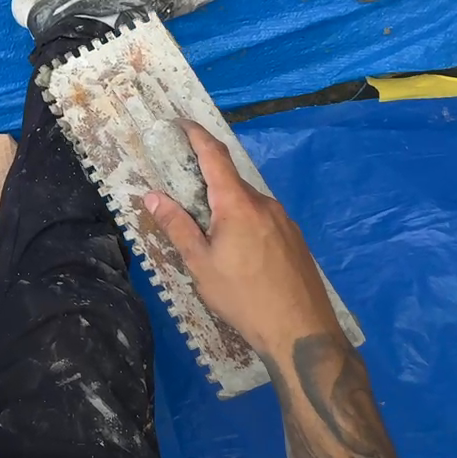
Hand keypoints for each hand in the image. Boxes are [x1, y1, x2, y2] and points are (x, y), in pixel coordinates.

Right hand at [143, 120, 342, 361]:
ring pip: (246, 202)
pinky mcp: (295, 240)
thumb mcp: (200, 263)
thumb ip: (177, 226)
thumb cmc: (244, 297)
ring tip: (206, 228)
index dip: (197, 135)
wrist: (304, 335)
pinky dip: (242, 219)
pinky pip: (262, 218)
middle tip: (181, 189)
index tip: (181, 122)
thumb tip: (152, 196)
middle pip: (230, 180)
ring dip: (224, 205)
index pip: (215, 156)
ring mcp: (284, 222)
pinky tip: (235, 249)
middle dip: (205, 179)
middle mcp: (264, 205)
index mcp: (238, 205)